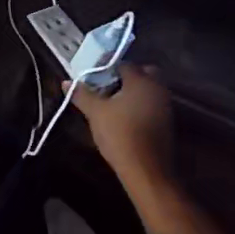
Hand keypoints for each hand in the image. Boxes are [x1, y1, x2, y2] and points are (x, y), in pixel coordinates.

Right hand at [71, 64, 172, 179]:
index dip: (107, 70)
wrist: (146, 169)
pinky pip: (153, 104)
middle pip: (142, 73)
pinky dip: (141, 106)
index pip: (124, 64)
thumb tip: (66, 82)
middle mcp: (158, 87)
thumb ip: (82, 94)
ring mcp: (166, 105)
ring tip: (113, 105)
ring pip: (149, 90)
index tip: (93, 80)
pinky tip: (126, 118)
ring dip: (134, 93)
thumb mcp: (96, 113)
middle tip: (107, 90)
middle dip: (126, 78)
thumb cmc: (120, 134)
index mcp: (142, 80)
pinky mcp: (168, 121)